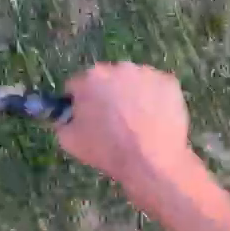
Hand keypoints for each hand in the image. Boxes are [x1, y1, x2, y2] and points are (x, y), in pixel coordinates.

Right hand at [56, 63, 211, 207]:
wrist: (153, 163)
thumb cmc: (108, 151)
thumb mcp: (70, 142)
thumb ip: (62, 123)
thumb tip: (65, 117)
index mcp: (89, 78)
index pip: (77, 86)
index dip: (80, 102)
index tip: (87, 118)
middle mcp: (117, 67)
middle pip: (106, 79)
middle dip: (107, 95)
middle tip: (114, 121)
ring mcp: (145, 73)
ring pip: (132, 81)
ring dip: (131, 94)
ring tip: (138, 122)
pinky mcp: (168, 82)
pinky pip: (156, 87)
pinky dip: (154, 98)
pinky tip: (155, 119)